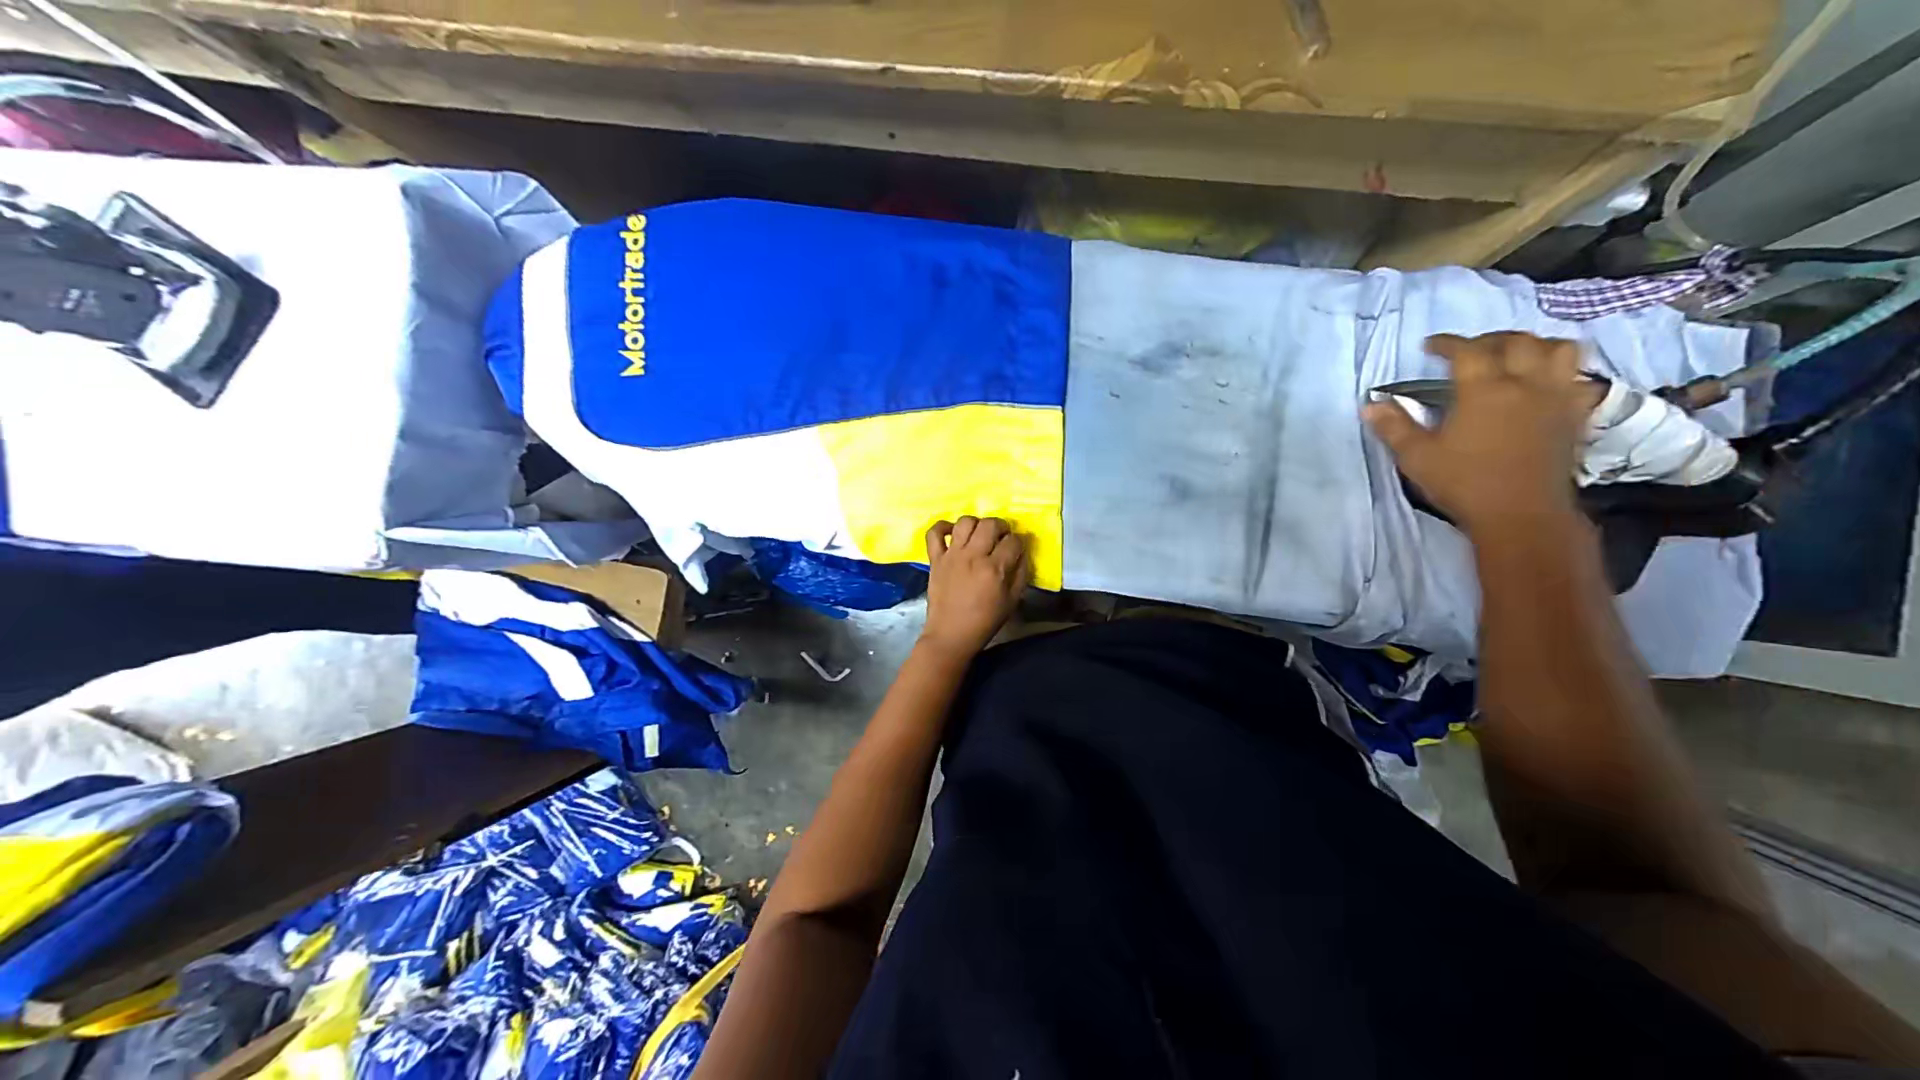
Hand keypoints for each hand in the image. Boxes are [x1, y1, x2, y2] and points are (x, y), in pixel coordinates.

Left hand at [919, 516, 1030, 657]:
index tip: (1016, 550)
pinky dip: (943, 527)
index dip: (1018, 543)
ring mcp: (952, 555)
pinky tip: (952, 532)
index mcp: (994, 569)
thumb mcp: (1012, 601)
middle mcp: (973, 556)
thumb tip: (1021, 553)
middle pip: (990, 524)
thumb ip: (1020, 574)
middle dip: (1001, 527)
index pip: (1013, 541)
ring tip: (979, 534)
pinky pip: (934, 533)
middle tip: (1001, 537)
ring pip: (965, 522)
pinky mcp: (935, 559)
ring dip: (976, 524)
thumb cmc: (984, 621)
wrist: (951, 635)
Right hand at [1364, 332, 1589, 533]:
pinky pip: (1581, 381)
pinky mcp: (1576, 417)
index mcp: (1484, 390)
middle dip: (1491, 339)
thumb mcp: (1418, 457)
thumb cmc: (1465, 484)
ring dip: (1538, 346)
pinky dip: (1566, 375)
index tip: (1430, 346)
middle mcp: (1526, 384)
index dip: (1447, 343)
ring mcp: (1557, 399)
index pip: (1467, 350)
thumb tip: (1370, 405)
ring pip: (1561, 350)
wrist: (1521, 515)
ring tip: (1517, 358)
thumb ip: (1395, 427)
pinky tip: (1549, 387)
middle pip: (1518, 341)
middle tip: (1471, 350)